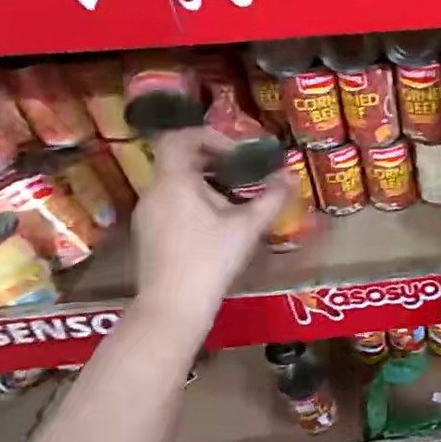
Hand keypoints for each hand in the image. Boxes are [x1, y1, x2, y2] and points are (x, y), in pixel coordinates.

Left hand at [132, 128, 291, 321]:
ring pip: (173, 182)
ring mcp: (147, 214)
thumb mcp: (248, 226)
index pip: (180, 138)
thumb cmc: (211, 259)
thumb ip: (272, 197)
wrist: (173, 306)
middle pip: (177, 159)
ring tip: (233, 196)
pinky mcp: (147, 234)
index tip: (237, 150)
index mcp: (174, 181)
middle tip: (241, 168)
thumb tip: (293, 175)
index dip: (209, 135)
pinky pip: (169, 202)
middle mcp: (154, 191)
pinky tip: (215, 222)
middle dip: (211, 158)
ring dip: (202, 180)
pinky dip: (191, 199)